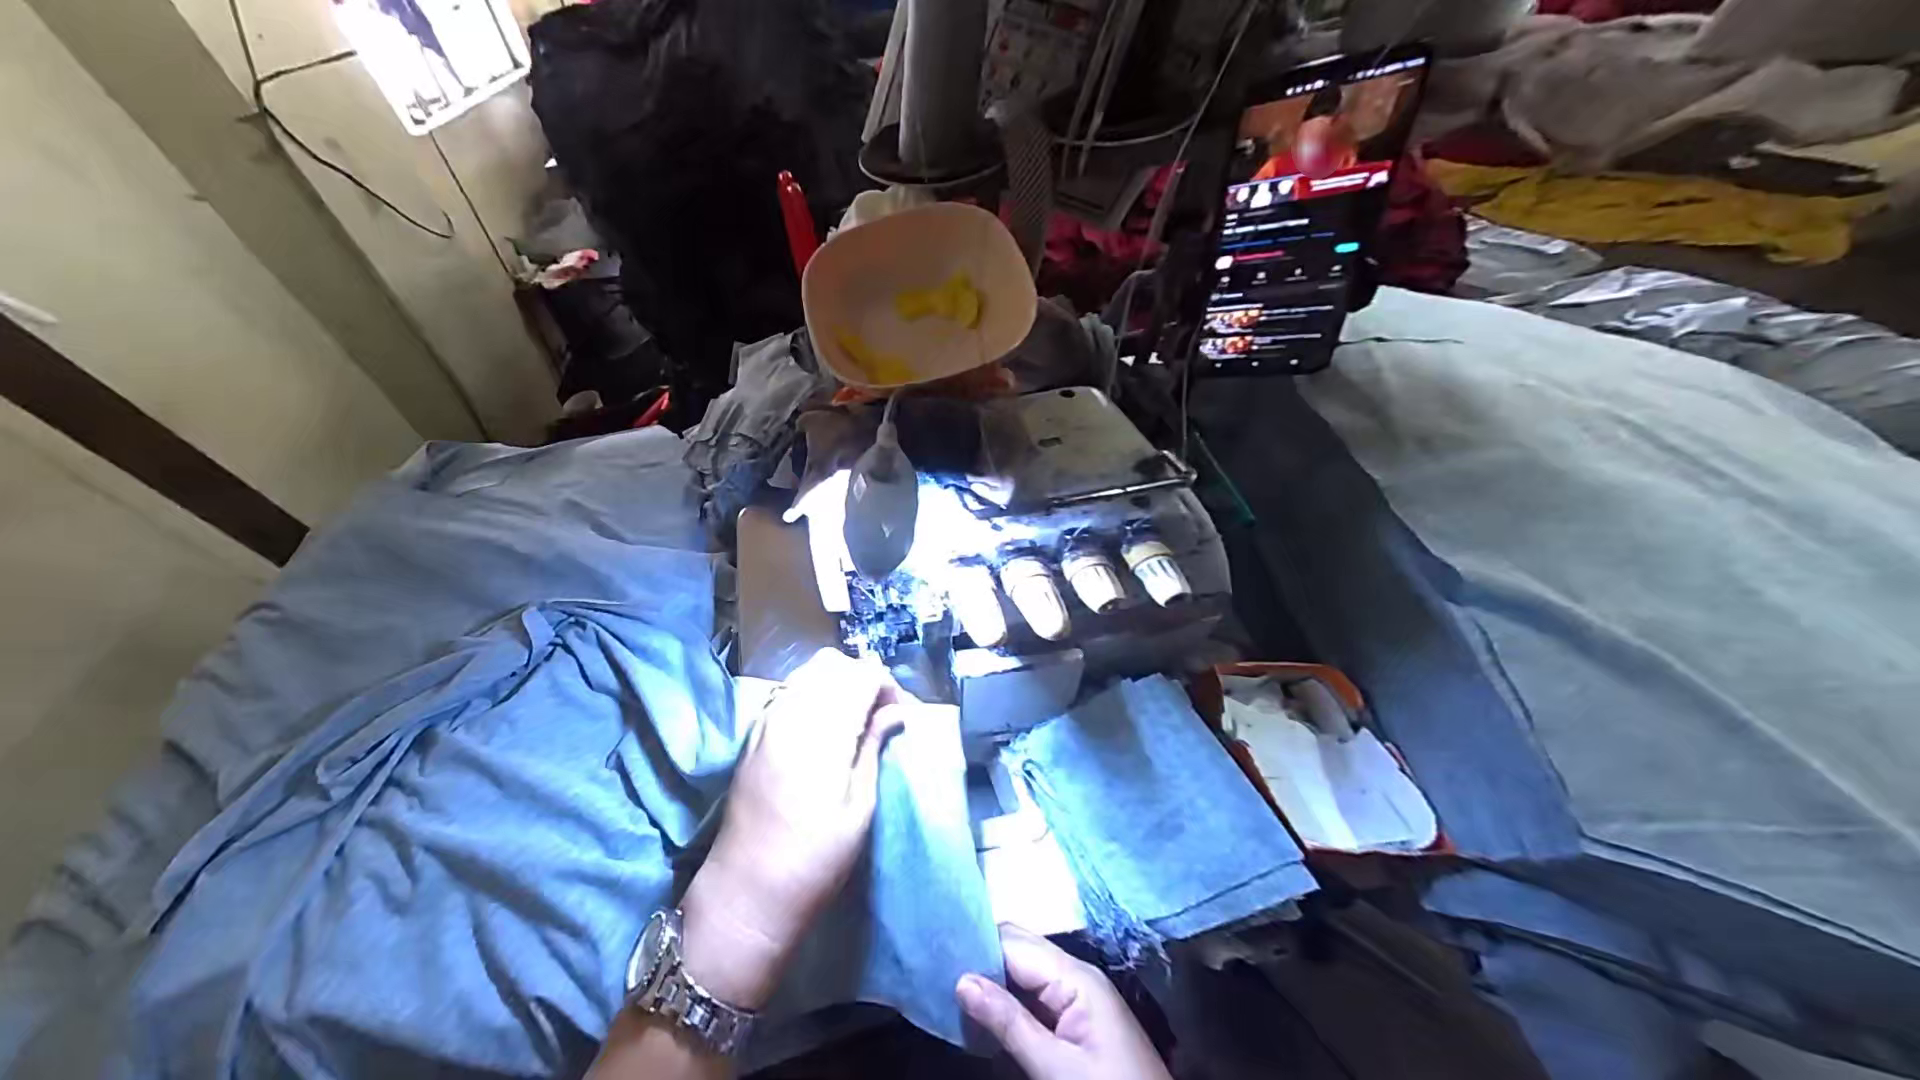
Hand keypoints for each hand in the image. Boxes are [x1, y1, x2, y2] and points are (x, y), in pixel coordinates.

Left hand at [679, 649, 907, 1009]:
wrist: (746, 892)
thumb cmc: (814, 859)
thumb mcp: (859, 806)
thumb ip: (873, 746)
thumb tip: (894, 712)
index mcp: (823, 733)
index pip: (862, 676)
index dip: (888, 686)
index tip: (901, 714)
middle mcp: (791, 715)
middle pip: (834, 665)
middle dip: (864, 678)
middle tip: (882, 712)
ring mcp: (767, 721)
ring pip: (808, 671)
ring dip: (838, 681)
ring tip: (856, 715)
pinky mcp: (753, 733)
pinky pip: (788, 689)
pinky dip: (813, 690)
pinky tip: (825, 721)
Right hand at [956, 924, 1171, 1079]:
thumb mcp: (1054, 1068)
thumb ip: (1008, 1022)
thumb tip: (961, 979)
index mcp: (1075, 976)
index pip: (1014, 943)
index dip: (976, 944)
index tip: (937, 949)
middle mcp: (1076, 974)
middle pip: (1019, 950)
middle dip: (981, 957)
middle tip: (937, 968)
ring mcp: (1078, 996)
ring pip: (1024, 972)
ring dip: (991, 978)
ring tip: (949, 985)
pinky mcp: (1077, 1019)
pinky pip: (1035, 995)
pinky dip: (1008, 1000)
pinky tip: (982, 1008)